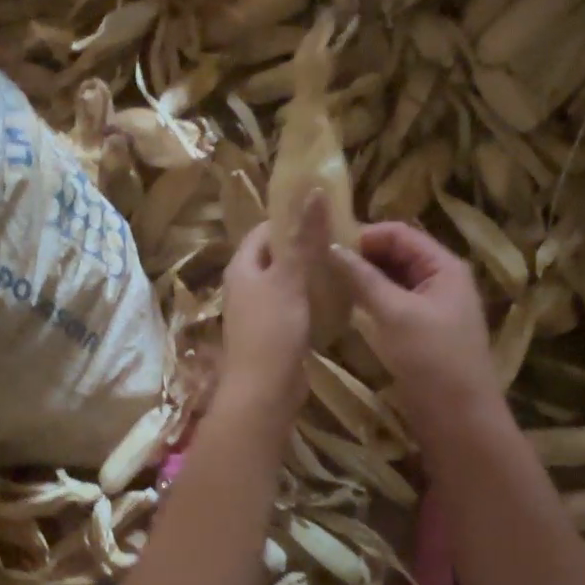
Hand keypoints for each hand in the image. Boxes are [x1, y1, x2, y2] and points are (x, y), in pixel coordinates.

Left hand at [220, 194, 330, 419]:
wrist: (263, 391)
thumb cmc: (272, 330)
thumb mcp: (289, 278)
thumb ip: (303, 238)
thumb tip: (313, 192)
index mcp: (242, 267)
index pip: (264, 230)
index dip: (290, 218)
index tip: (324, 213)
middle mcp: (245, 286)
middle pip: (275, 255)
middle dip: (303, 246)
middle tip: (341, 238)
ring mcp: (258, 312)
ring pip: (285, 282)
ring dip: (309, 273)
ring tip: (343, 263)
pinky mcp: (273, 334)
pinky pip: (292, 307)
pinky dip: (310, 299)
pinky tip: (335, 298)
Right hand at [332, 222, 503, 443]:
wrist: (459, 420)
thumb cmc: (432, 360)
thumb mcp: (395, 314)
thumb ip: (364, 279)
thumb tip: (331, 248)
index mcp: (444, 266)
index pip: (399, 233)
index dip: (364, 234)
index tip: (325, 246)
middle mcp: (440, 280)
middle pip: (395, 254)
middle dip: (360, 256)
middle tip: (318, 265)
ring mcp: (431, 307)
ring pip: (391, 280)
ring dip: (362, 279)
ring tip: (324, 283)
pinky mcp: (419, 331)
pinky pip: (391, 303)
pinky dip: (368, 300)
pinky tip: (342, 306)